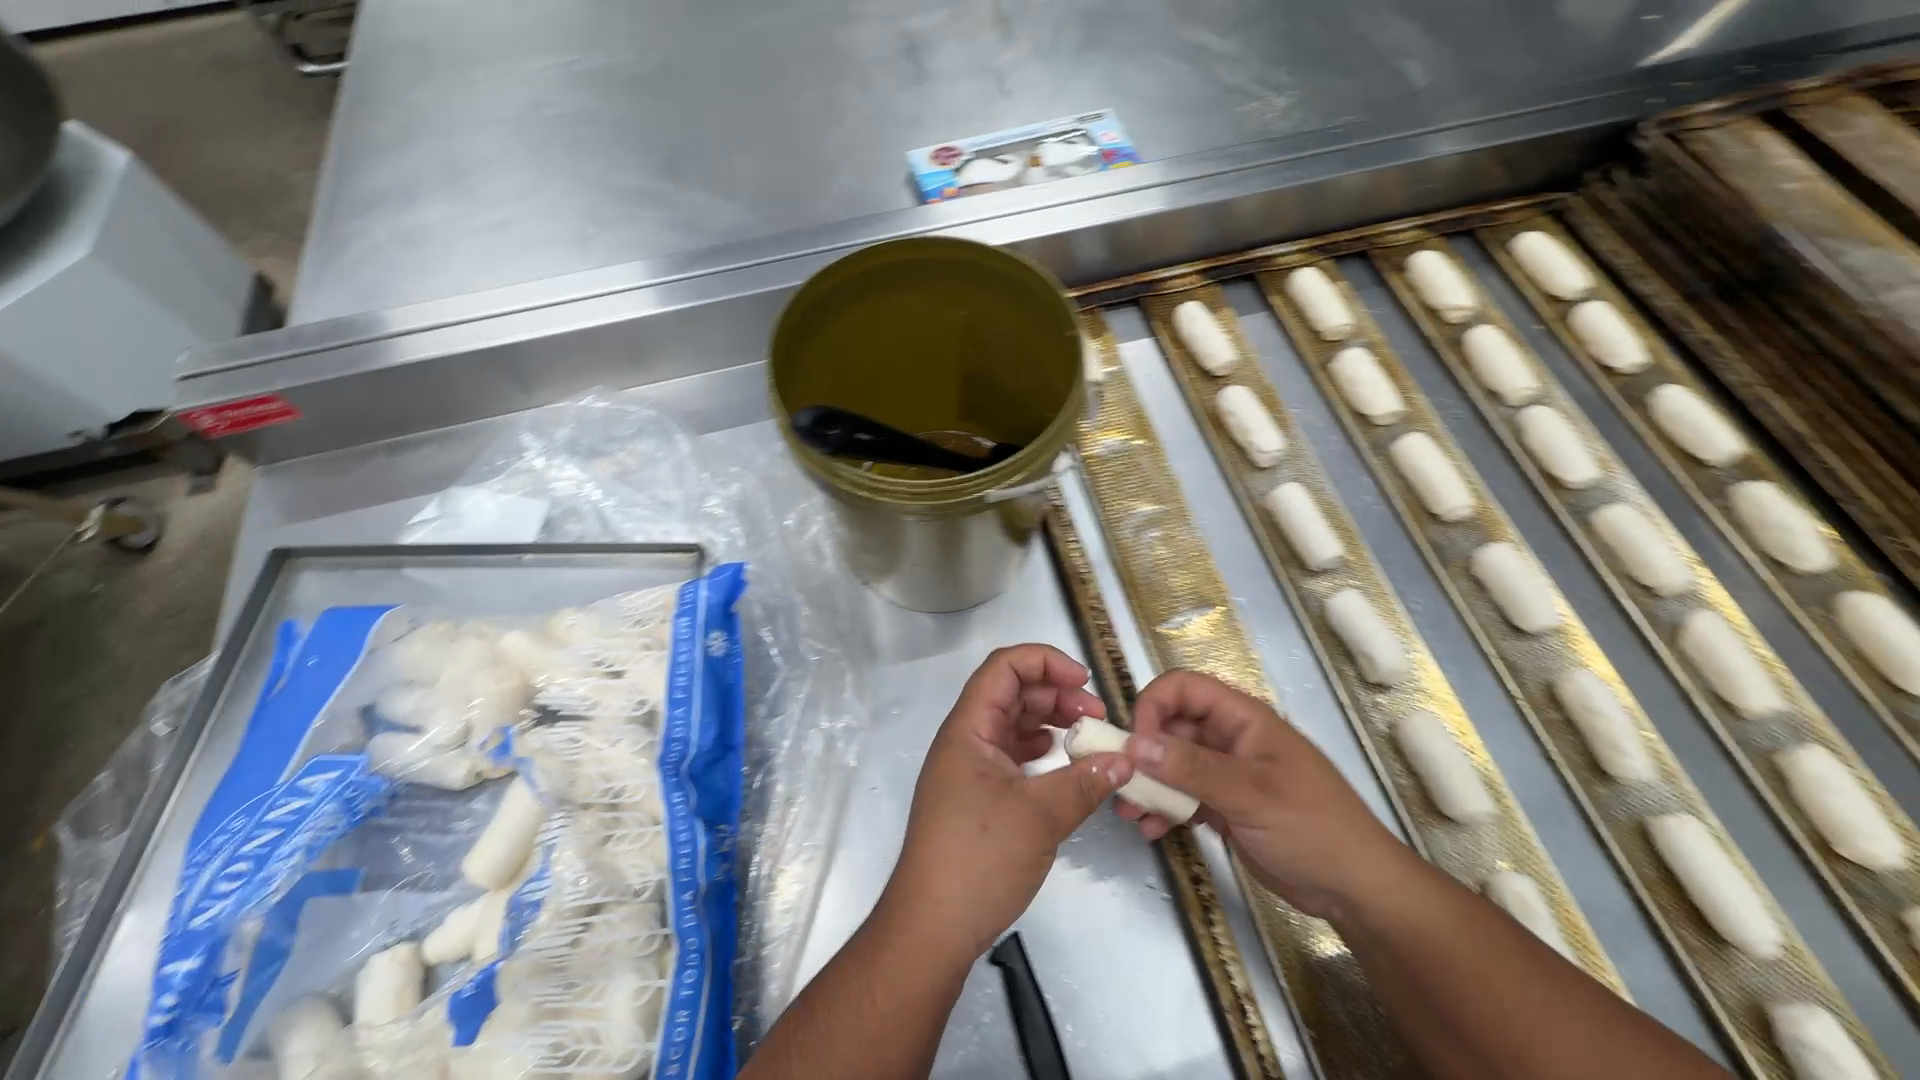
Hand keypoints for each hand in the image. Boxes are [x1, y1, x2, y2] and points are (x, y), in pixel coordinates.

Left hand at [880, 645, 1133, 961]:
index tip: (1086, 683)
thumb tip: (1124, 761)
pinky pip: (1012, 757)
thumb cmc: (978, 859)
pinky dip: (1041, 753)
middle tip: (1097, 717)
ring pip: (1013, 726)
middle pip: (1011, 694)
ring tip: (1088, 739)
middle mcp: (965, 742)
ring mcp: (968, 771)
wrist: (931, 926)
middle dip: (1056, 694)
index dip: (1045, 662)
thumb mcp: (1040, 816)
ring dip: (1050, 723)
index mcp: (968, 729)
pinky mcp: (976, 798)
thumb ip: (1085, 782)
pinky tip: (1065, 765)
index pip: (1004, 667)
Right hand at [1117, 670, 1408, 917]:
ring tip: (1128, 814)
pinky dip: (1164, 810)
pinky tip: (1152, 831)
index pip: (1184, 688)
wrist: (1355, 888)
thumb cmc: (1312, 827)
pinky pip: (1183, 797)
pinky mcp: (1226, 807)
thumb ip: (1191, 768)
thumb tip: (1134, 745)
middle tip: (1119, 784)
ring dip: (1147, 785)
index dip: (1154, 706)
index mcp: (1244, 719)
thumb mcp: (1250, 795)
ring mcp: (1228, 775)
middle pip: (1172, 727)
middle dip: (1142, 752)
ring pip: (1173, 765)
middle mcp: (1231, 740)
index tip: (1135, 744)